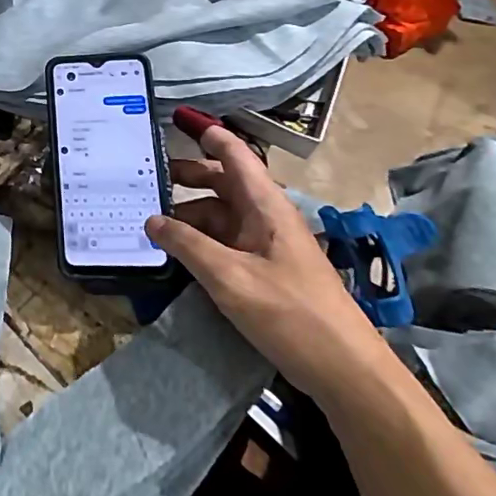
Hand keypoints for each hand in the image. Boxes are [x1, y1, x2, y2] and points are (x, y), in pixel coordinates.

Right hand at [145, 111, 394, 407]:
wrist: (348, 374)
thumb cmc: (292, 315)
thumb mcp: (230, 278)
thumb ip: (187, 246)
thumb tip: (151, 221)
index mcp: (266, 206)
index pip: (235, 155)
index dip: (208, 135)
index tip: (174, 122)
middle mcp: (266, 217)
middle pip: (223, 183)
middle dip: (187, 178)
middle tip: (147, 180)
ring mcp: (266, 245)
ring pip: (220, 215)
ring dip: (188, 215)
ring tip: (151, 223)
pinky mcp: (264, 271)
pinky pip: (225, 243)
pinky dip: (199, 241)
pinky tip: (176, 252)